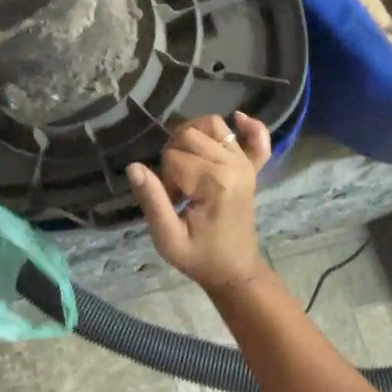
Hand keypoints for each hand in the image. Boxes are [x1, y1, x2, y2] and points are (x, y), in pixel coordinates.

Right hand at [127, 112, 272, 294]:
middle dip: (173, 157)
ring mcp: (245, 163)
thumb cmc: (200, 257)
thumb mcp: (168, 238)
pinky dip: (249, 127)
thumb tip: (134, 167)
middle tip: (177, 190)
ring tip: (187, 164)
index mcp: (214, 182)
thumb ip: (152, 200)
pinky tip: (238, 120)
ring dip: (193, 137)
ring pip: (212, 125)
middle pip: (189, 135)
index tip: (171, 202)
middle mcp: (233, 164)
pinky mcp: (252, 167)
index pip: (172, 156)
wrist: (235, 271)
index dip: (163, 178)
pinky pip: (257, 137)